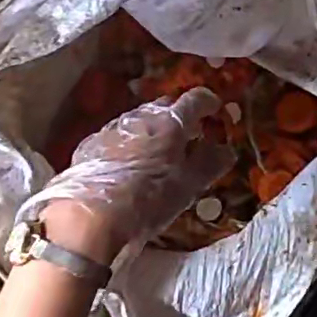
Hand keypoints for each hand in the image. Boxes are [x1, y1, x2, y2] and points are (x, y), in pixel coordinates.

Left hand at [20, 86, 237, 270]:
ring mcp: (113, 128)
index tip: (215, 110)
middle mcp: (141, 117)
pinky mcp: (90, 144)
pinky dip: (129, 143)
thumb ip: (210, 164)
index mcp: (171, 122)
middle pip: (166, 105)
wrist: (89, 217)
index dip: (209, 102)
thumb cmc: (148, 200)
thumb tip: (227, 149)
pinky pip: (117, 136)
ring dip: (153, 129)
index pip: (196, 99)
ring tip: (158, 150)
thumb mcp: (188, 187)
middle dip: (180, 115)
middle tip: (189, 133)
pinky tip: (127, 164)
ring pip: (140, 119)